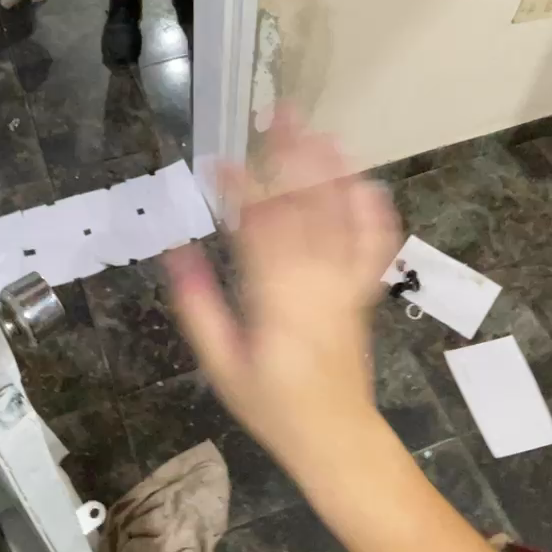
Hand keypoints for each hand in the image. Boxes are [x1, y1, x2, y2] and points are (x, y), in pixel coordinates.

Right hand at [163, 110, 402, 477]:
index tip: (219, 161)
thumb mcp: (221, 365)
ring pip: (341, 219)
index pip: (257, 229)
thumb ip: (198, 307)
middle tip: (280, 113)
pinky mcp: (365, 293)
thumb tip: (177, 252)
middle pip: (305, 208)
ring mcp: (347, 285)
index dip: (240, 188)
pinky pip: (375, 248)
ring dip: (332, 172)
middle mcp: (315, 283)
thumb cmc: (271, 405)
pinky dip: (373, 214)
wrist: (335, 437)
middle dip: (292, 157)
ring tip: (321, 131)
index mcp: (275, 300)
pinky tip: (366, 182)